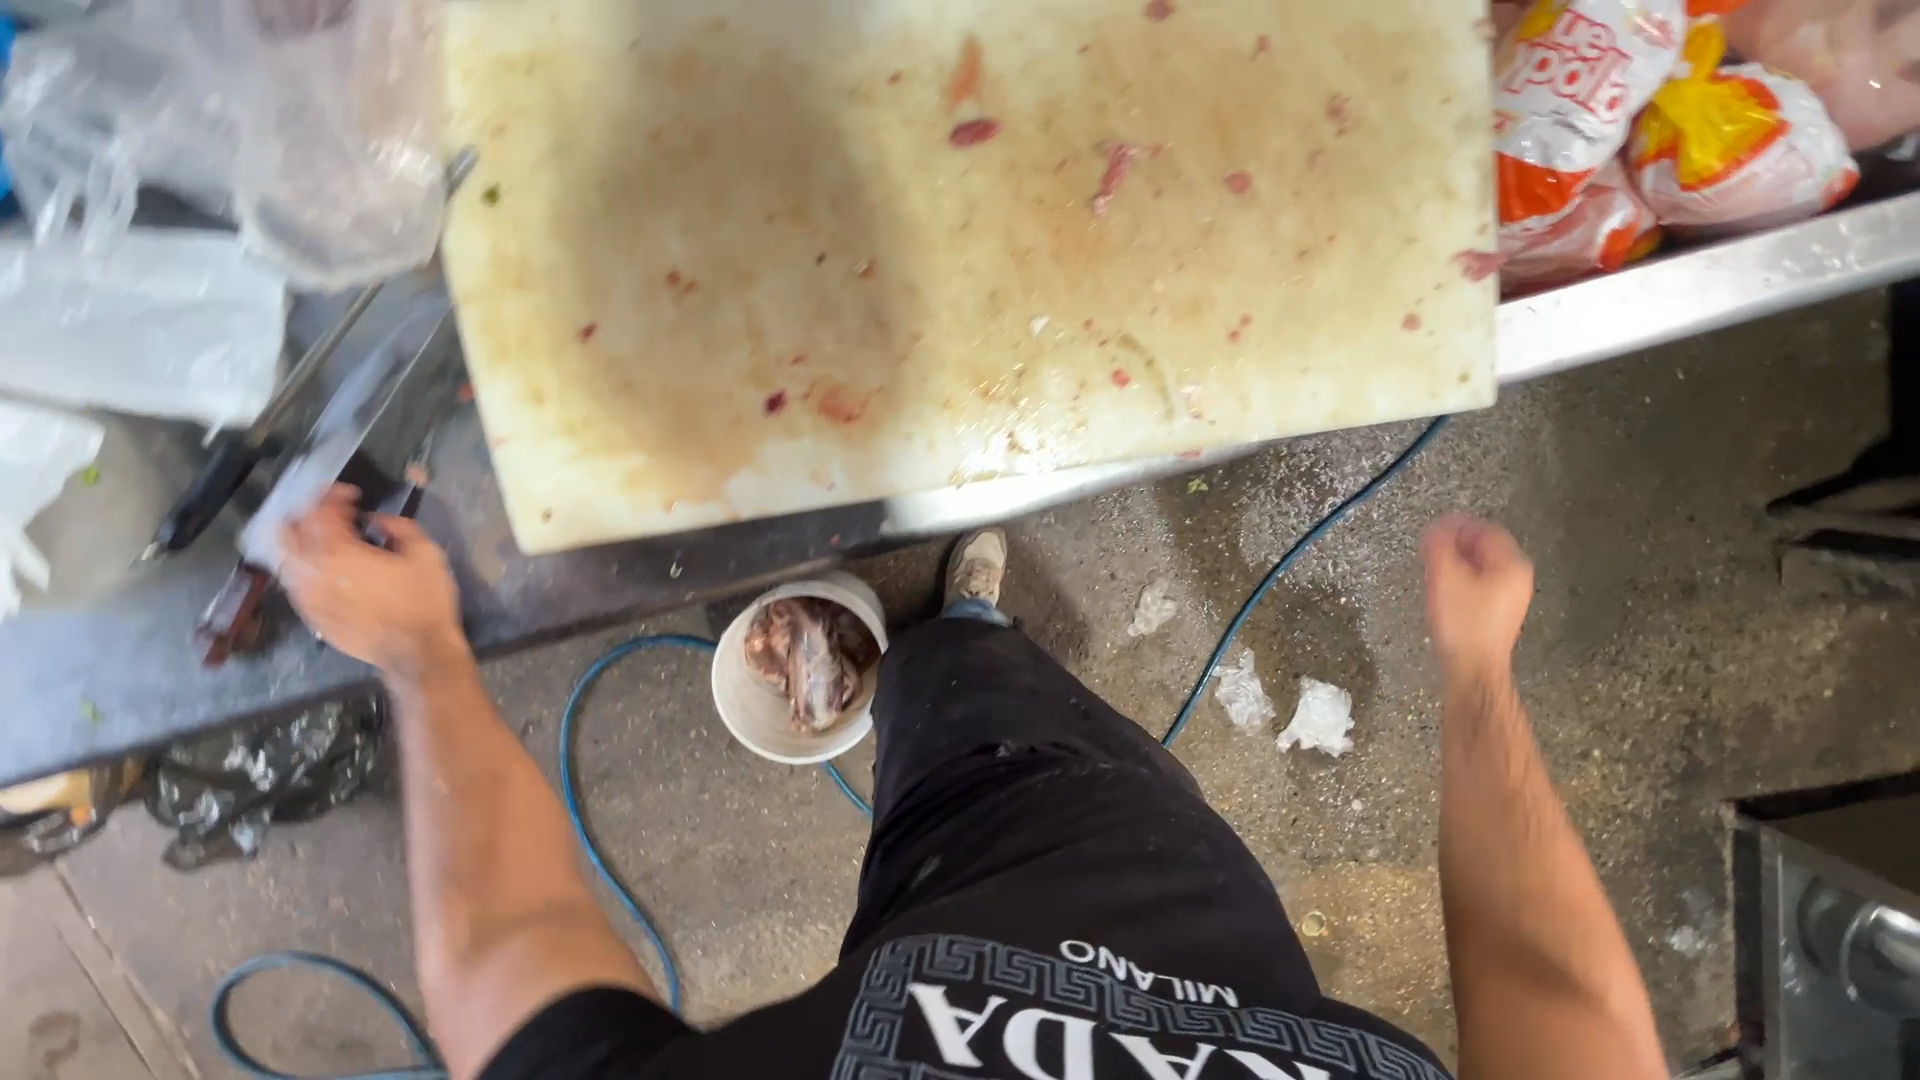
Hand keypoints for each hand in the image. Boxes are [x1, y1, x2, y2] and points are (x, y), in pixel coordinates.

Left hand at [278, 484, 468, 678]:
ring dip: (304, 543)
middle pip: (287, 531)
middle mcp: (311, 570)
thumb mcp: (427, 555)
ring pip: (286, 558)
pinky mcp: (311, 614)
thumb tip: (379, 520)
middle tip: (332, 515)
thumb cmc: (424, 601)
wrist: (415, 651)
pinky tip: (332, 572)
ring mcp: (306, 595)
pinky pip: (297, 582)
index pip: (319, 511)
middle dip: (307, 515)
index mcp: (338, 551)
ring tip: (329, 542)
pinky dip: (308, 568)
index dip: (333, 496)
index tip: (353, 494)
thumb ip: (400, 528)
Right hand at [1420, 514, 1533, 682]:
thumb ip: (1439, 546)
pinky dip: (1463, 577)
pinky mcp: (1500, 611)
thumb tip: (1437, 526)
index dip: (1459, 524)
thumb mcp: (1444, 577)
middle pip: (1486, 547)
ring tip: (1434, 566)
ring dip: (1458, 561)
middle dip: (1457, 543)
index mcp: (1511, 565)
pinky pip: (1482, 582)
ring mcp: (1511, 596)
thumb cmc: (1461, 621)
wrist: (1472, 665)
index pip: (1486, 529)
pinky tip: (1445, 588)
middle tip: (1431, 546)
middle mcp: (1517, 578)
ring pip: (1483, 566)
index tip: (1435, 527)